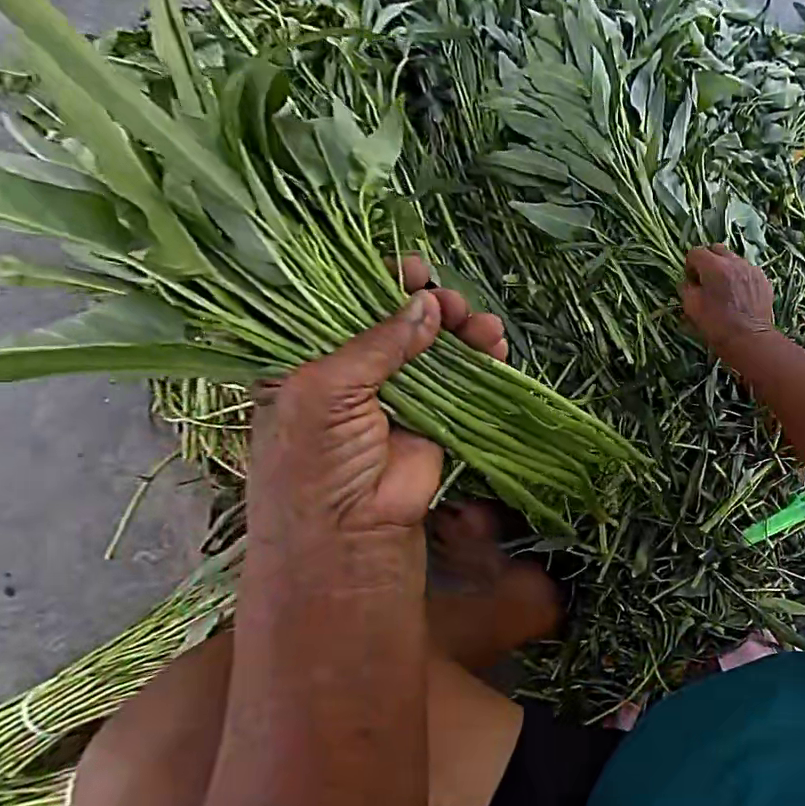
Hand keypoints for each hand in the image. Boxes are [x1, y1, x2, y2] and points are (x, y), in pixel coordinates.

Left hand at [248, 257, 508, 562]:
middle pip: (397, 325)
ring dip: (460, 332)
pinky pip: (461, 381)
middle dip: (427, 306)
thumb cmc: (314, 461)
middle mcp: (353, 376)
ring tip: (481, 324)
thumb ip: (377, 345)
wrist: (350, 537)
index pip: (344, 307)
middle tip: (450, 299)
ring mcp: (397, 399)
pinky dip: (479, 361)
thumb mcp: (325, 391)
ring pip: (434, 351)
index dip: (376, 284)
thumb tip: (425, 303)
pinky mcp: (435, 420)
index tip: (411, 268)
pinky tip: (494, 346)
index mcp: (310, 362)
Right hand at [680, 243, 774, 348]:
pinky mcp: (764, 281)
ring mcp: (752, 270)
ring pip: (734, 260)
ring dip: (725, 269)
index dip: (690, 266)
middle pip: (716, 250)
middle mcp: (735, 262)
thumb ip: (686, 288)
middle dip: (708, 262)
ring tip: (725, 290)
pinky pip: (747, 271)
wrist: (751, 340)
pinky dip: (740, 278)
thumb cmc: (717, 325)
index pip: (695, 252)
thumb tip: (689, 282)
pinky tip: (740, 296)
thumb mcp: (692, 308)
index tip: (692, 282)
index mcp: (714, 266)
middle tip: (707, 282)